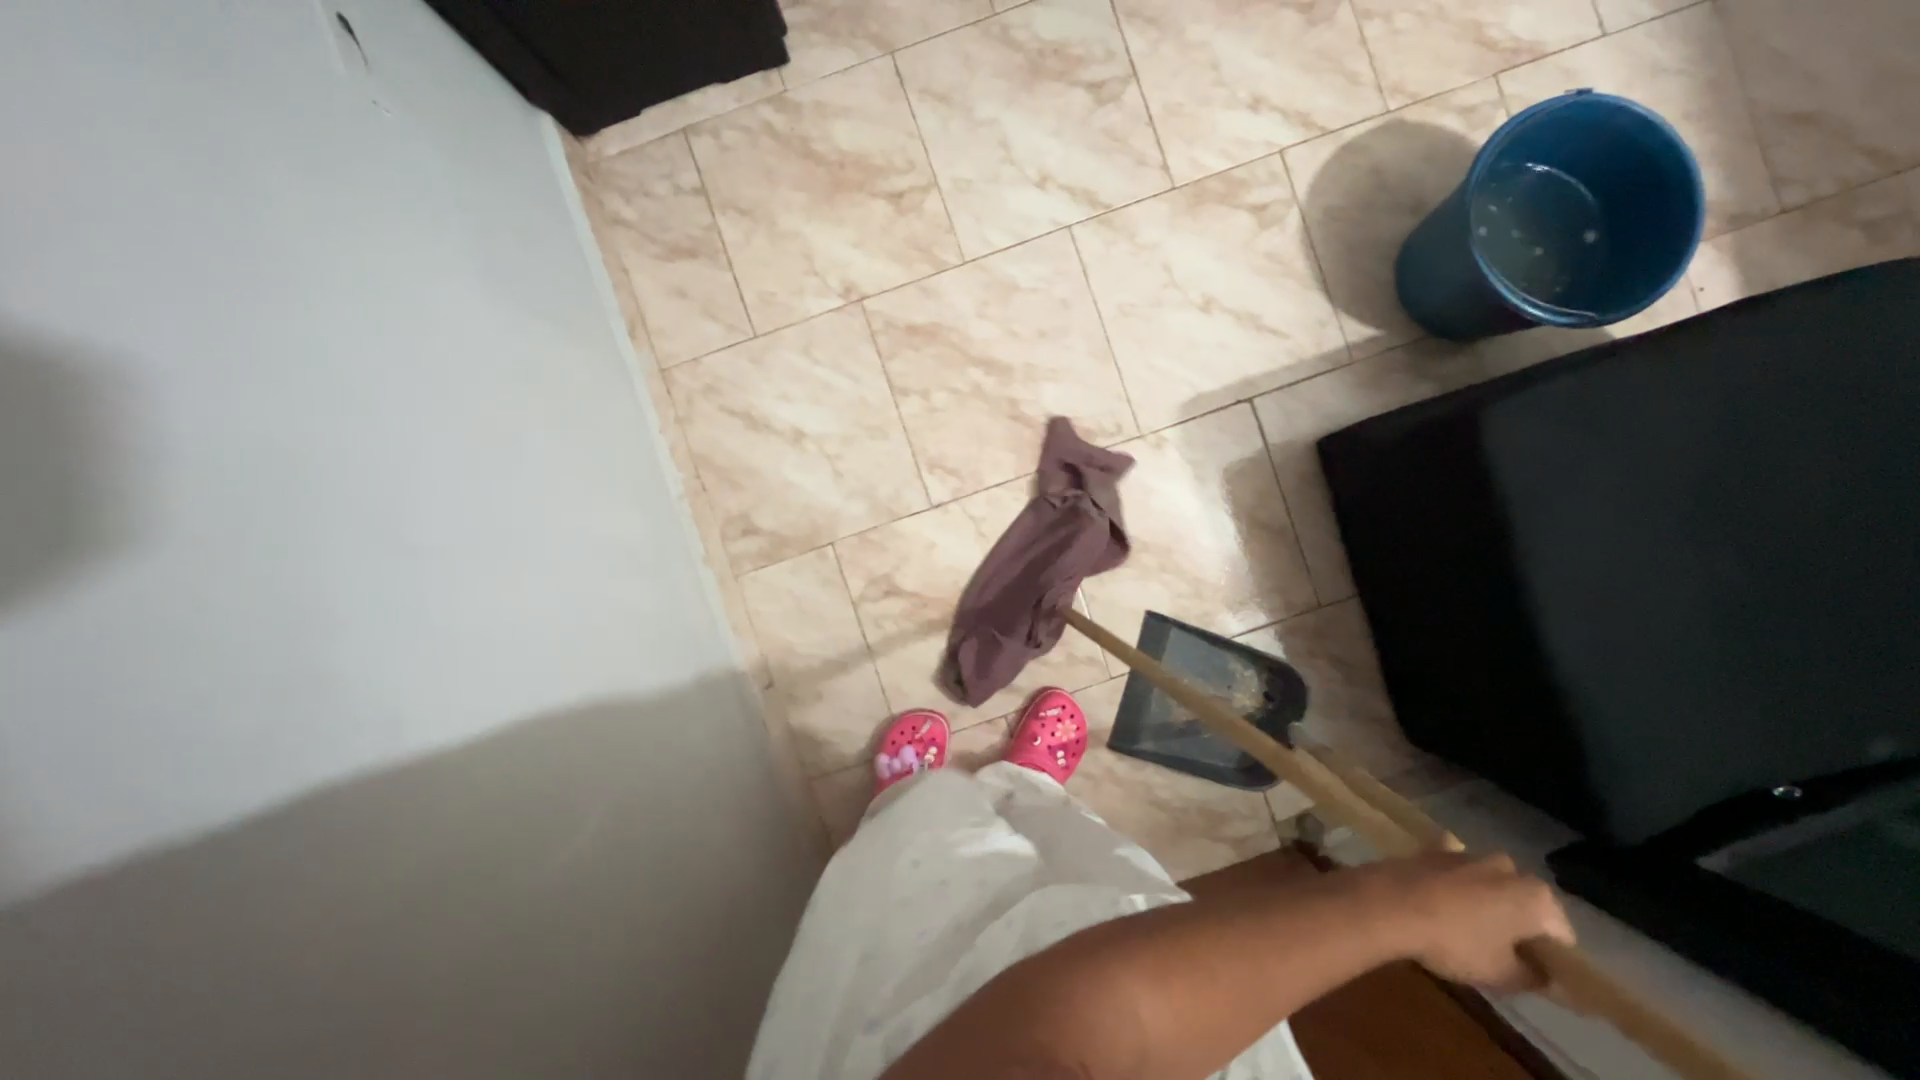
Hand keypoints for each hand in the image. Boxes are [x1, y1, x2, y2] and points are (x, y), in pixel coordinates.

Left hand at [1360, 852, 1575, 993]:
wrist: (1389, 903)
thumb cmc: (1454, 942)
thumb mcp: (1500, 974)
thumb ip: (1532, 977)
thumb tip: (1546, 978)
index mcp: (1536, 898)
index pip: (1561, 934)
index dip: (1553, 958)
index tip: (1538, 974)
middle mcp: (1508, 867)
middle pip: (1526, 903)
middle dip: (1519, 925)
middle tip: (1503, 953)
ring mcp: (1468, 854)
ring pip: (1490, 883)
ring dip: (1486, 902)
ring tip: (1469, 930)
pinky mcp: (1432, 850)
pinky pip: (1454, 871)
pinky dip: (1453, 883)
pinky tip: (1440, 898)